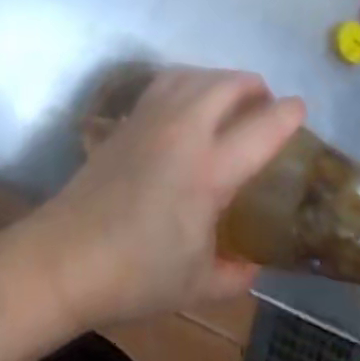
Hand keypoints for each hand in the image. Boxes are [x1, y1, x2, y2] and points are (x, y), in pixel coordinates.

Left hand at [24, 69, 304, 330]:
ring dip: (222, 80)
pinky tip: (189, 106)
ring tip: (229, 101)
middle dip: (257, 87)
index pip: (264, 125)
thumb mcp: (196, 286)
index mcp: (211, 169)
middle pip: (231, 83)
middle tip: (264, 107)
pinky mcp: (128, 120)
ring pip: (198, 74)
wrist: (60, 261)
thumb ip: (235, 275)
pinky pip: (168, 82)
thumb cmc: (134, 274)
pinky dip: (190, 82)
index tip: (300, 112)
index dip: (290, 113)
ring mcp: (153, 119)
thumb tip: (254, 267)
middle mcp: (186, 131)